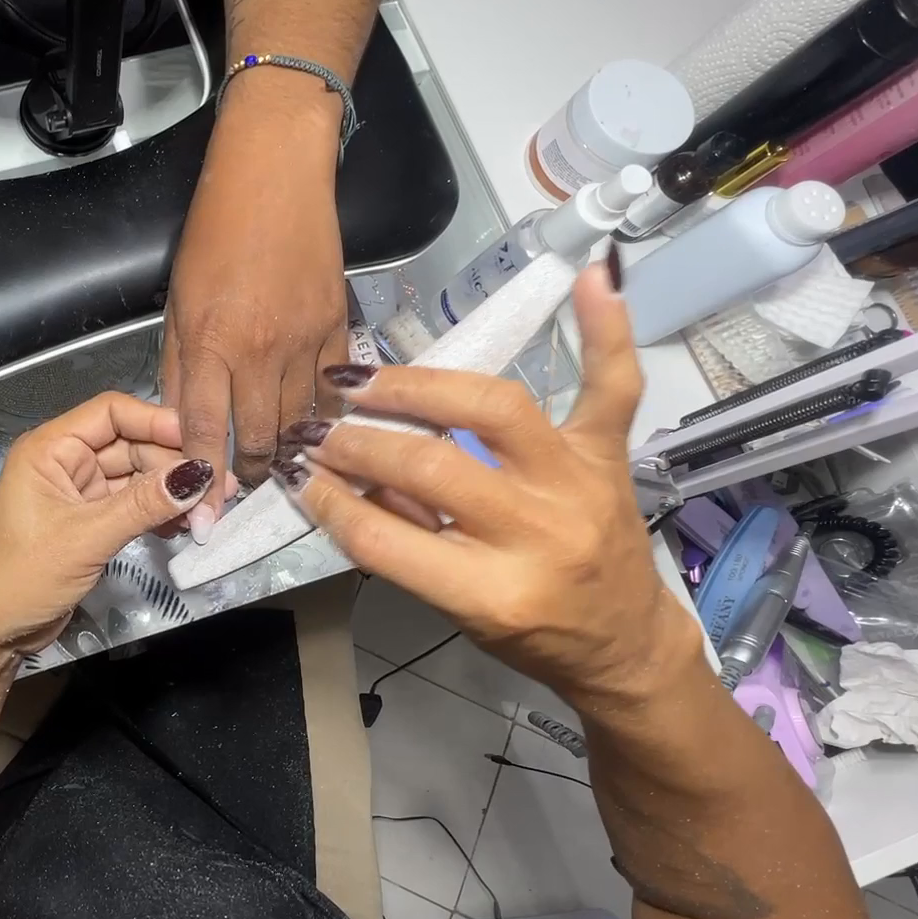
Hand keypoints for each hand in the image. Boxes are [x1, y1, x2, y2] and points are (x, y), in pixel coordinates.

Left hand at [0, 392, 237, 661]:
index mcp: (50, 449)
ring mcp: (78, 495)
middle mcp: (65, 463)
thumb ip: (143, 504)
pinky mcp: (89, 525)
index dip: (156, 422)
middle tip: (221, 489)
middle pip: (130, 446)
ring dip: (172, 493)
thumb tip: (200, 474)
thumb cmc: (21, 575)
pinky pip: (131, 508)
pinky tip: (187, 525)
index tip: (201, 442)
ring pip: (135, 479)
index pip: (111, 413)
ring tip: (214, 509)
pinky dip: (157, 515)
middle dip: (174, 466)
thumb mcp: (85, 537)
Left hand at [162, 74, 350, 529]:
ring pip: (301, 423)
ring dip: (288, 451)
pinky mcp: (341, 326)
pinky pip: (336, 391)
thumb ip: (180, 368)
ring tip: (279, 466)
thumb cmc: (213, 235)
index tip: (205, 517)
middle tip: (243, 487)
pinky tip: (315, 431)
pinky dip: (325, 418)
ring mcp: (308, 340)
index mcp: (211, 342)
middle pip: (260, 439)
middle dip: (251, 474)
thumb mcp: (177, 303)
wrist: (276, 174)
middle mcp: (261, 351)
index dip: (204, 479)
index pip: (205, 430)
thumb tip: (180, 424)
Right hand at [273, 257, 702, 699]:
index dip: (326, 500)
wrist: (622, 643)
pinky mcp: (611, 456)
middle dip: (356, 442)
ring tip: (364, 380)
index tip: (294, 474)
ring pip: (495, 409)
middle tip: (315, 429)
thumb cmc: (527, 637)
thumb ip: (398, 540)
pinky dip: (606, 331)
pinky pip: (613, 387)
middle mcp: (538, 532)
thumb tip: (338, 480)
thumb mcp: (450, 609)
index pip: (382, 537)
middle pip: (429, 466)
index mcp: (493, 591)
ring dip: (419, 386)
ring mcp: (580, 484)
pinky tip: (592, 275)